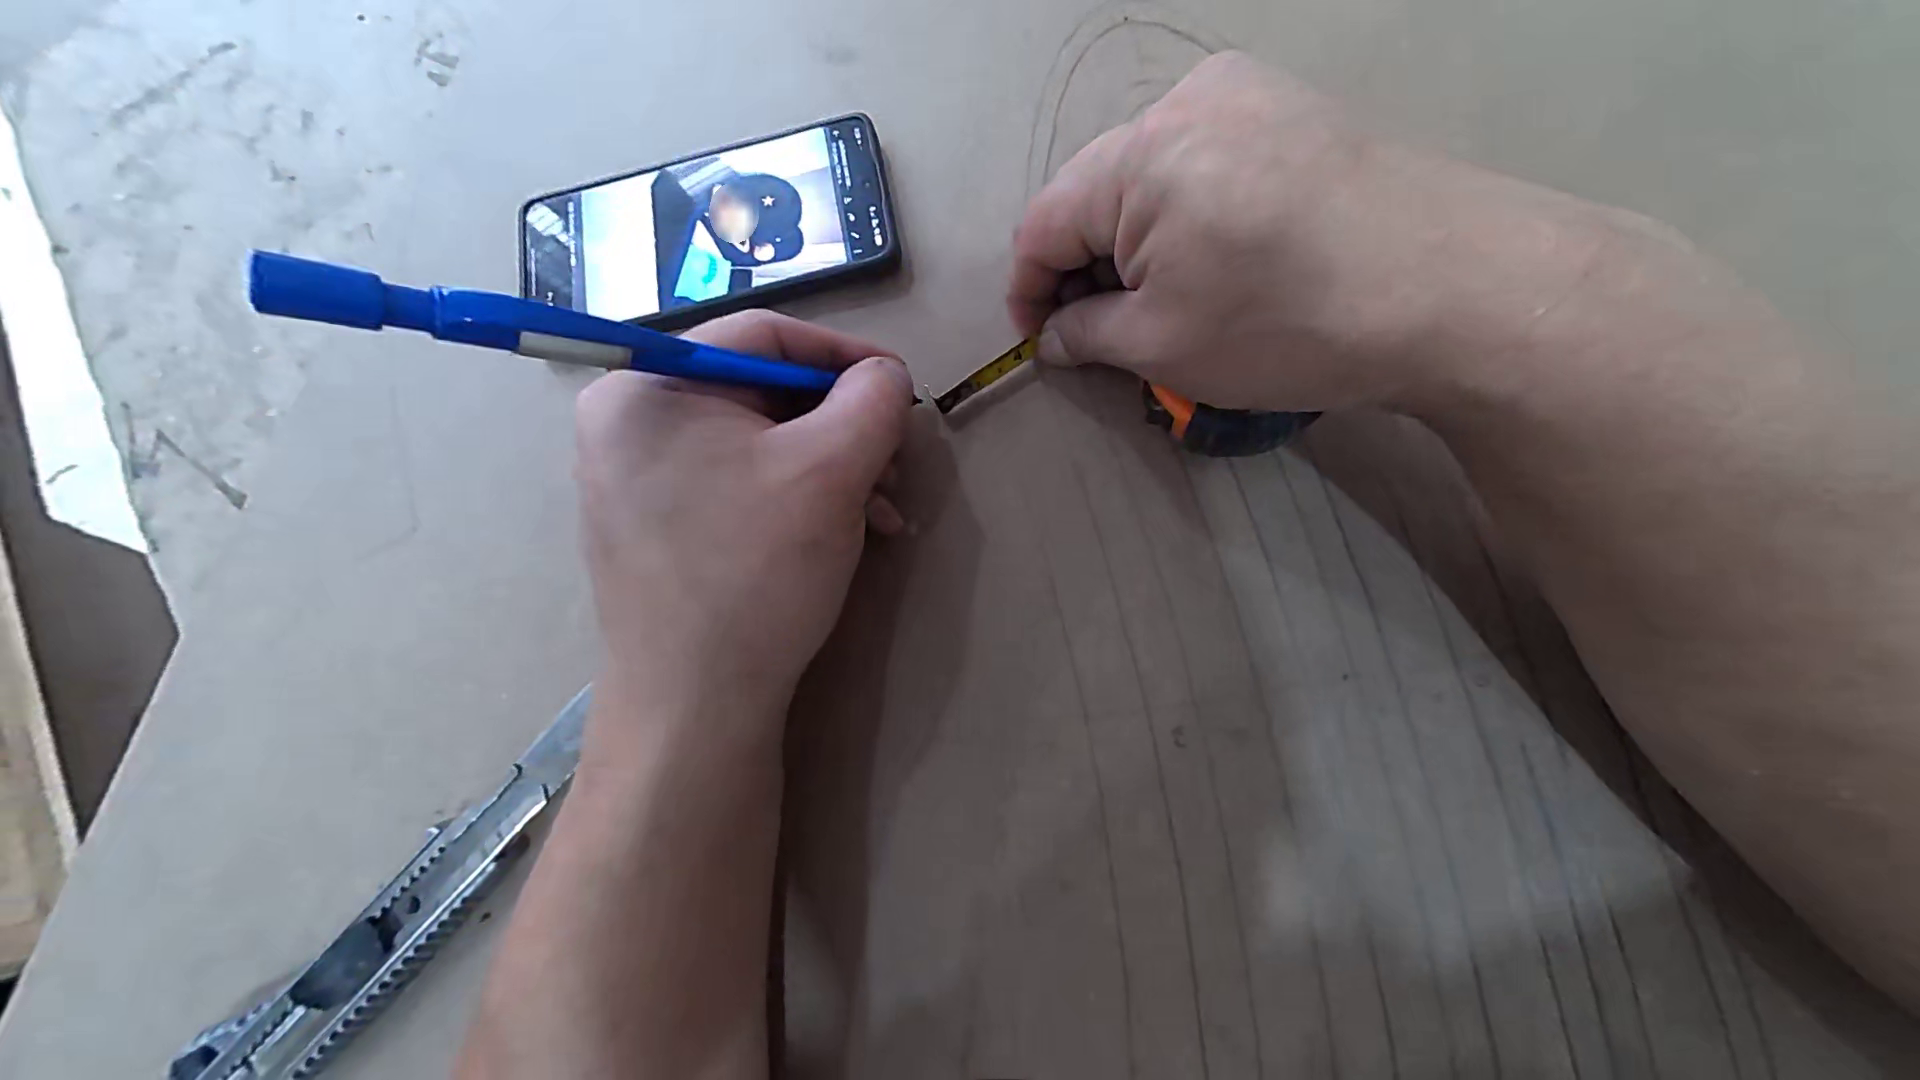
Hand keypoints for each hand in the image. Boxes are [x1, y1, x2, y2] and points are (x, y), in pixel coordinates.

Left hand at [573, 311, 912, 744]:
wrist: (699, 704)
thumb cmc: (756, 573)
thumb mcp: (830, 472)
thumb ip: (872, 401)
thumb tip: (887, 375)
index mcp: (649, 387)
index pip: (764, 334)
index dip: (845, 353)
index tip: (901, 385)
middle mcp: (632, 423)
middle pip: (766, 392)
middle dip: (845, 427)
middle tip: (895, 463)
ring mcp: (643, 478)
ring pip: (763, 443)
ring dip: (835, 469)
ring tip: (884, 511)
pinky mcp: (665, 524)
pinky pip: (746, 484)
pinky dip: (804, 499)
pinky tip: (849, 531)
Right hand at [1008, 51, 1668, 414]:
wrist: (1456, 292)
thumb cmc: (1285, 326)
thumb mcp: (1160, 345)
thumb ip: (1084, 335)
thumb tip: (1051, 338)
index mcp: (1140, 157)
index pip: (1042, 225)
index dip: (1026, 291)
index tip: (1038, 343)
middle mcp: (1186, 104)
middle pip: (1092, 196)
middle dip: (1080, 271)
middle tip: (1097, 333)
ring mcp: (1246, 96)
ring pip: (1144, 181)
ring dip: (1129, 249)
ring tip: (1153, 306)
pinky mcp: (1289, 112)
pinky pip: (1198, 167)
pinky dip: (1178, 222)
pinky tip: (1204, 265)